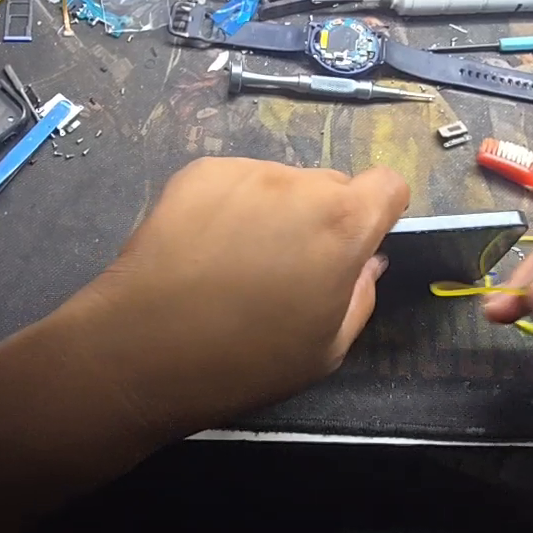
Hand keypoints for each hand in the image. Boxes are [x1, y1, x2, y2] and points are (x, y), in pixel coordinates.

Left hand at [56, 158, 409, 440]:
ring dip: (276, 210)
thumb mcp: (326, 350)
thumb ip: (361, 295)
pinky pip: (236, 182)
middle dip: (323, 218)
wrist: (144, 349)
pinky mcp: (199, 172)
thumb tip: (368, 260)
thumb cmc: (246, 360)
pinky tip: (205, 247)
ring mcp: (245, 172)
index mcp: (343, 224)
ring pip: (281, 183)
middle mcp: (299, 183)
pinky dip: (232, 205)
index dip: (379, 211)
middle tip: (289, 266)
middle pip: (331, 186)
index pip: (388, 184)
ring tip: (237, 261)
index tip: (358, 241)